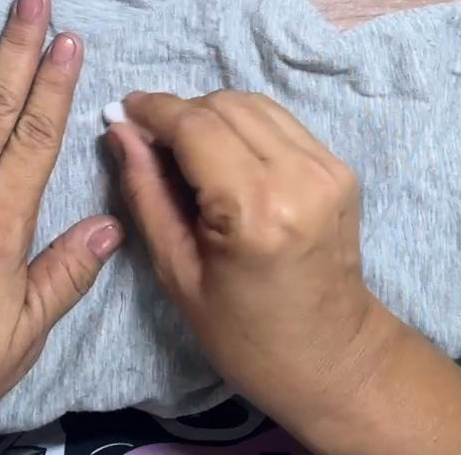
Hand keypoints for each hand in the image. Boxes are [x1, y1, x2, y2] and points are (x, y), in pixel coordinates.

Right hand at [105, 90, 397, 435]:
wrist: (333, 358)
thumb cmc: (244, 332)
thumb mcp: (176, 271)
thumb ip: (145, 190)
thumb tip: (121, 130)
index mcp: (255, 211)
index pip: (195, 126)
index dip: (154, 110)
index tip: (124, 110)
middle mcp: (298, 176)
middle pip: (223, 105)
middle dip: (180, 112)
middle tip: (152, 139)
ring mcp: (327, 166)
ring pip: (252, 103)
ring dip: (211, 113)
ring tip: (188, 147)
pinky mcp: (339, 166)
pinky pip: (278, 120)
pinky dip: (243, 124)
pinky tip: (227, 154)